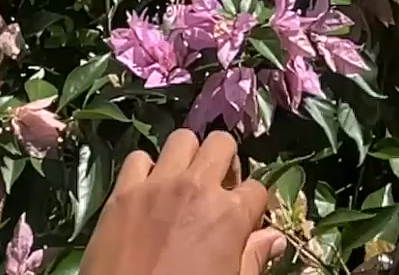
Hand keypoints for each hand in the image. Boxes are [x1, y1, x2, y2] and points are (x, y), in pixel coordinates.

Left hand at [81, 129, 285, 274]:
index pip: (257, 189)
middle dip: (224, 161)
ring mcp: (158, 185)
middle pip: (222, 143)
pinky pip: (138, 159)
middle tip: (216, 187)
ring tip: (182, 181)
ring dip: (187, 157)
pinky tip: (146, 190)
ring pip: (182, 139)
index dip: (252, 204)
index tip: (244, 217)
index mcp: (229, 214)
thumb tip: (274, 238)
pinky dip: (145, 170)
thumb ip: (253, 259)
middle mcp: (197, 188)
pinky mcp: (123, 193)